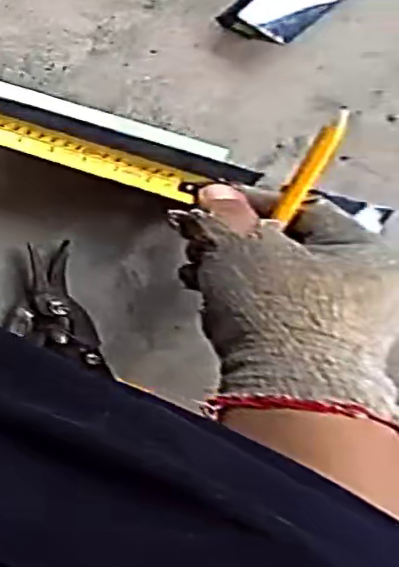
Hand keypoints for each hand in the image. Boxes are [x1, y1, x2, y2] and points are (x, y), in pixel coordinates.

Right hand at [170, 184, 398, 424]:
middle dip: (228, 236)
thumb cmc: (279, 308)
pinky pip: (267, 294)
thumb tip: (217, 195)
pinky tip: (211, 289)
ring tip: (200, 268)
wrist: (285, 371)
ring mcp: (344, 310)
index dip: (247, 200)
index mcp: (369, 251)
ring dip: (223, 262)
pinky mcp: (313, 330)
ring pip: (268, 267)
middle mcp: (370, 280)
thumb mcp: (237, 243)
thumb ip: (224, 213)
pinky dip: (232, 287)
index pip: (301, 207)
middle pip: (282, 239)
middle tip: (197, 236)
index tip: (209, 199)